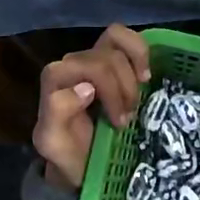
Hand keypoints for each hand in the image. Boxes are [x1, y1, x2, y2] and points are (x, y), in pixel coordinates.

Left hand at [33, 25, 150, 189]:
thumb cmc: (69, 153)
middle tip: (127, 119)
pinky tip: (145, 76)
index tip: (118, 123)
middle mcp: (72, 62)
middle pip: (106, 57)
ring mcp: (92, 57)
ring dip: (131, 74)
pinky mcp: (111, 57)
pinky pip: (125, 36)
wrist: (81, 162)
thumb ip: (57, 113)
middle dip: (123, 89)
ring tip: (134, 100)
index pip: (87, 66)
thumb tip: (85, 88)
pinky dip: (140, 52)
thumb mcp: (54, 143)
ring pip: (116, 42)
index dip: (110, 91)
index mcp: (55, 78)